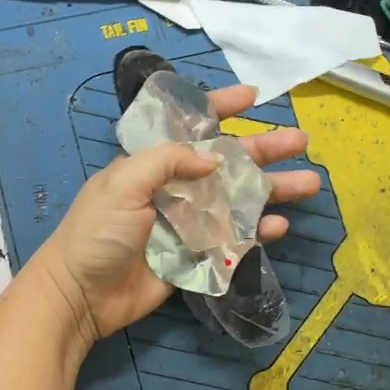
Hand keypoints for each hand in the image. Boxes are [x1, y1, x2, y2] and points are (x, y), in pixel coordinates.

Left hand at [28, 85, 321, 349]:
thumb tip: (211, 157)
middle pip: (226, 164)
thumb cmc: (96, 232)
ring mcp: (187, 223)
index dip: (220, 109)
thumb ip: (167, 161)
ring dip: (271, 191)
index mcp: (152, 164)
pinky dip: (258, 232)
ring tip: (308, 182)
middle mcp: (173, 189)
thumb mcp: (123, 183)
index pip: (191, 129)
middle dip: (263, 150)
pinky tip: (280, 225)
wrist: (81, 294)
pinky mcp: (195, 257)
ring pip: (237, 200)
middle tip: (301, 141)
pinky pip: (233, 240)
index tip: (253, 96)